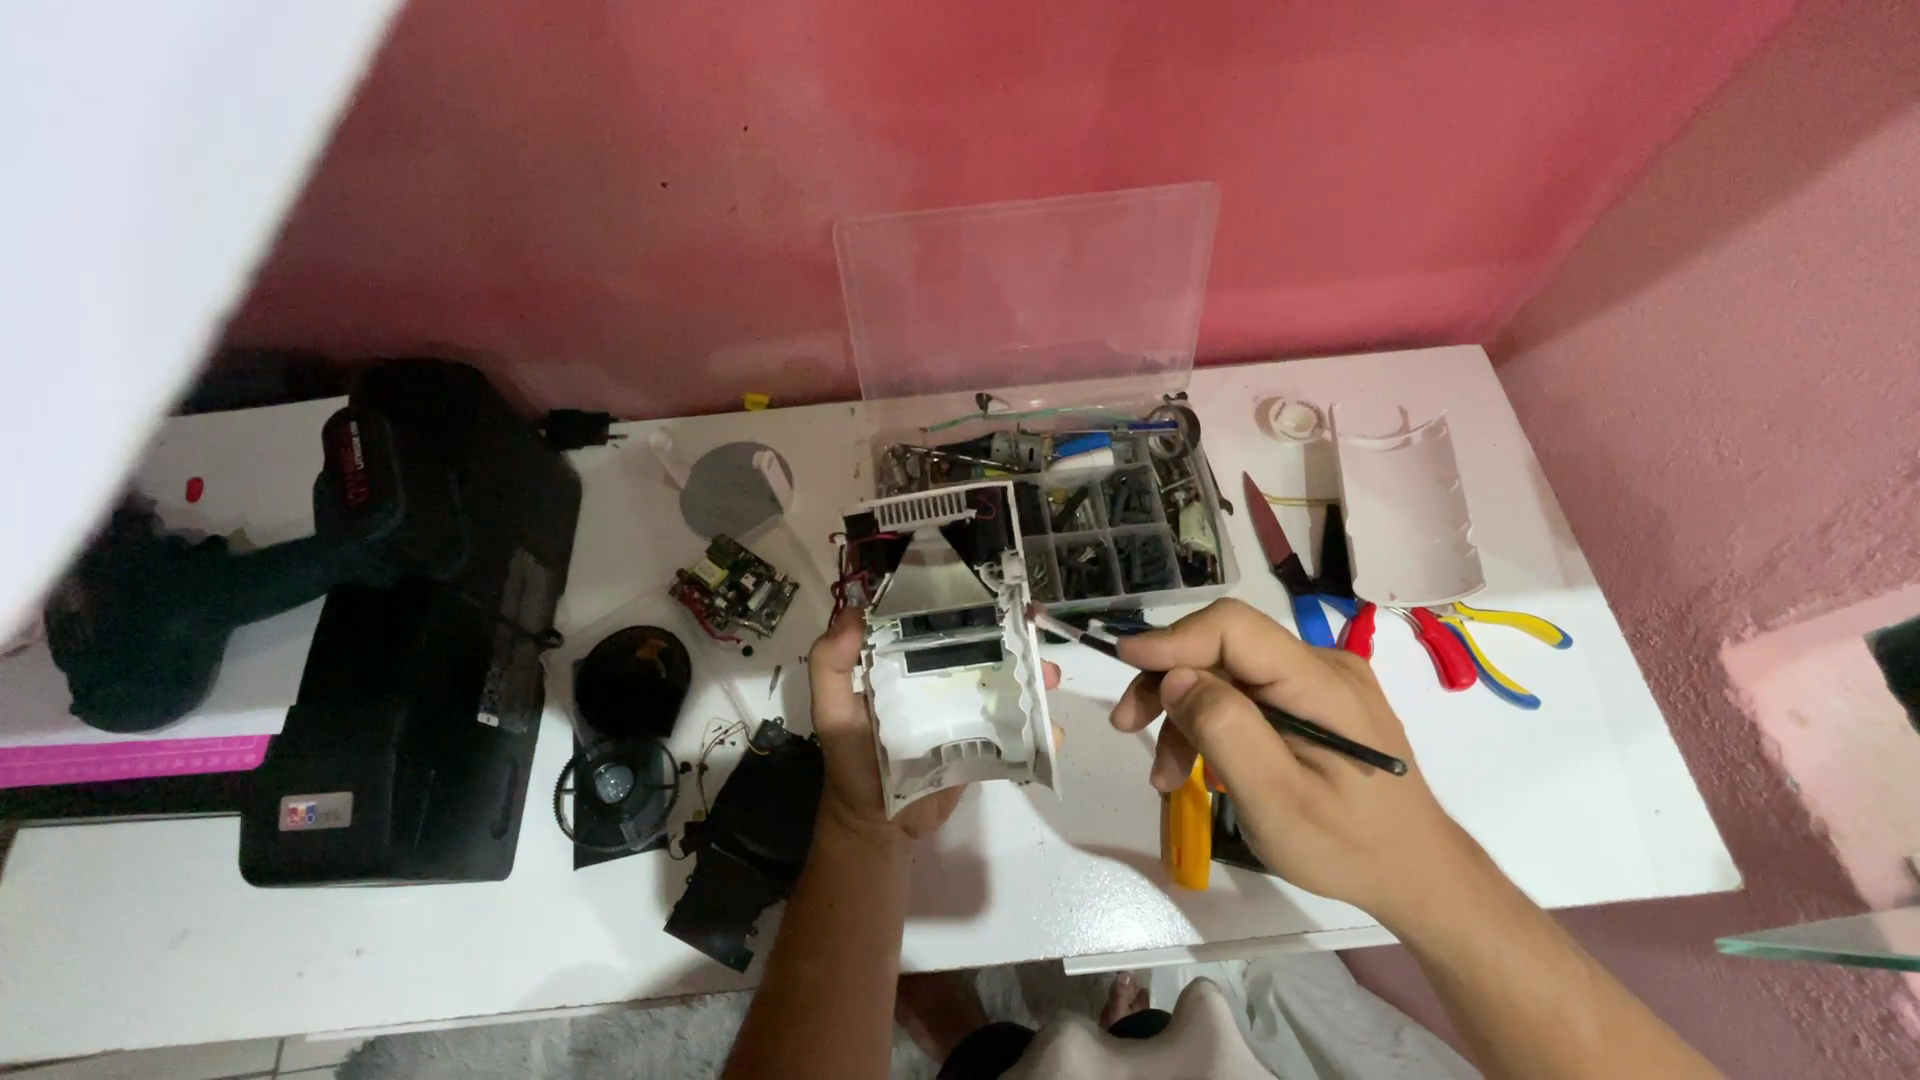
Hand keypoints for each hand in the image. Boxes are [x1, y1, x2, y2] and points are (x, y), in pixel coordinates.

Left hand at [807, 608, 1059, 843]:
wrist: (876, 824)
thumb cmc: (851, 761)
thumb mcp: (831, 710)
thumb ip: (830, 664)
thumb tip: (851, 613)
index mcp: (907, 663)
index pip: (939, 623)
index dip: (966, 604)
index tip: (994, 592)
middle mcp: (941, 681)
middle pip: (985, 649)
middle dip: (1015, 636)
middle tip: (1033, 630)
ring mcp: (966, 714)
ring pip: (1008, 686)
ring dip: (1034, 677)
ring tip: (1048, 677)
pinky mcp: (984, 747)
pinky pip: (1016, 734)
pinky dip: (1040, 732)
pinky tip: (1051, 732)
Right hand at [1109, 599, 1477, 921]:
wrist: (1416, 876)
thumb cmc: (1348, 847)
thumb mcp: (1276, 800)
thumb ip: (1226, 731)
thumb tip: (1174, 677)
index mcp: (1321, 684)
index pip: (1234, 628)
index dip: (1174, 638)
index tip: (1124, 659)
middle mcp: (1321, 667)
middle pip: (1223, 650)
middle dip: (1168, 684)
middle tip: (1127, 725)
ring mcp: (1316, 683)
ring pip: (1226, 675)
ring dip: (1185, 717)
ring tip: (1165, 776)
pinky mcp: (1310, 703)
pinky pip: (1245, 696)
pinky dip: (1212, 725)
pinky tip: (1197, 767)